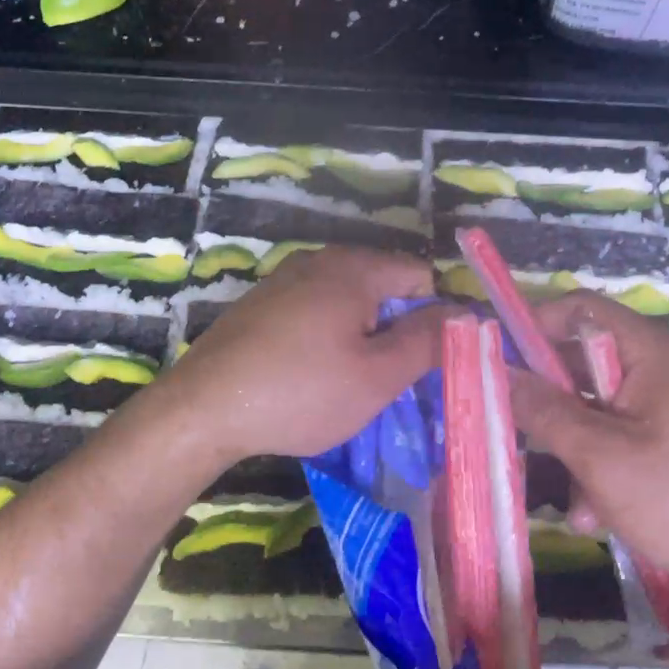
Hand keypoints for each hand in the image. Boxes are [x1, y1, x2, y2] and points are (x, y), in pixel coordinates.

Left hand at [160, 247, 455, 461]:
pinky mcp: (263, 304)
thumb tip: (465, 315)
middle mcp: (321, 260)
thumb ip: (427, 341)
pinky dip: (330, 336)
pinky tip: (317, 376)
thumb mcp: (376, 375)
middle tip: (400, 378)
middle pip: (385, 285)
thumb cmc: (300, 392)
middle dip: (400, 327)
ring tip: (359, 382)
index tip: (437, 360)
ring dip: (365, 334)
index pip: (422, 275)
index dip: (438, 316)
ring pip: (350, 300)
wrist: (203, 408)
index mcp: (355, 267)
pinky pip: (317, 310)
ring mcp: (286, 278)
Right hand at [509, 293, 668, 622]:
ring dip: (574, 448)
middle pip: (585, 361)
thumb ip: (544, 410)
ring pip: (598, 407)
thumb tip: (500, 373)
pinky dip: (601, 468)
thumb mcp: (599, 455)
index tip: (497, 360)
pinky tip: (595, 515)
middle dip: (551, 401)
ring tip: (572, 500)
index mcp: (652, 351)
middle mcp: (664, 367)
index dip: (535, 324)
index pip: (581, 309)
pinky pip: (621, 437)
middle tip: (517, 431)